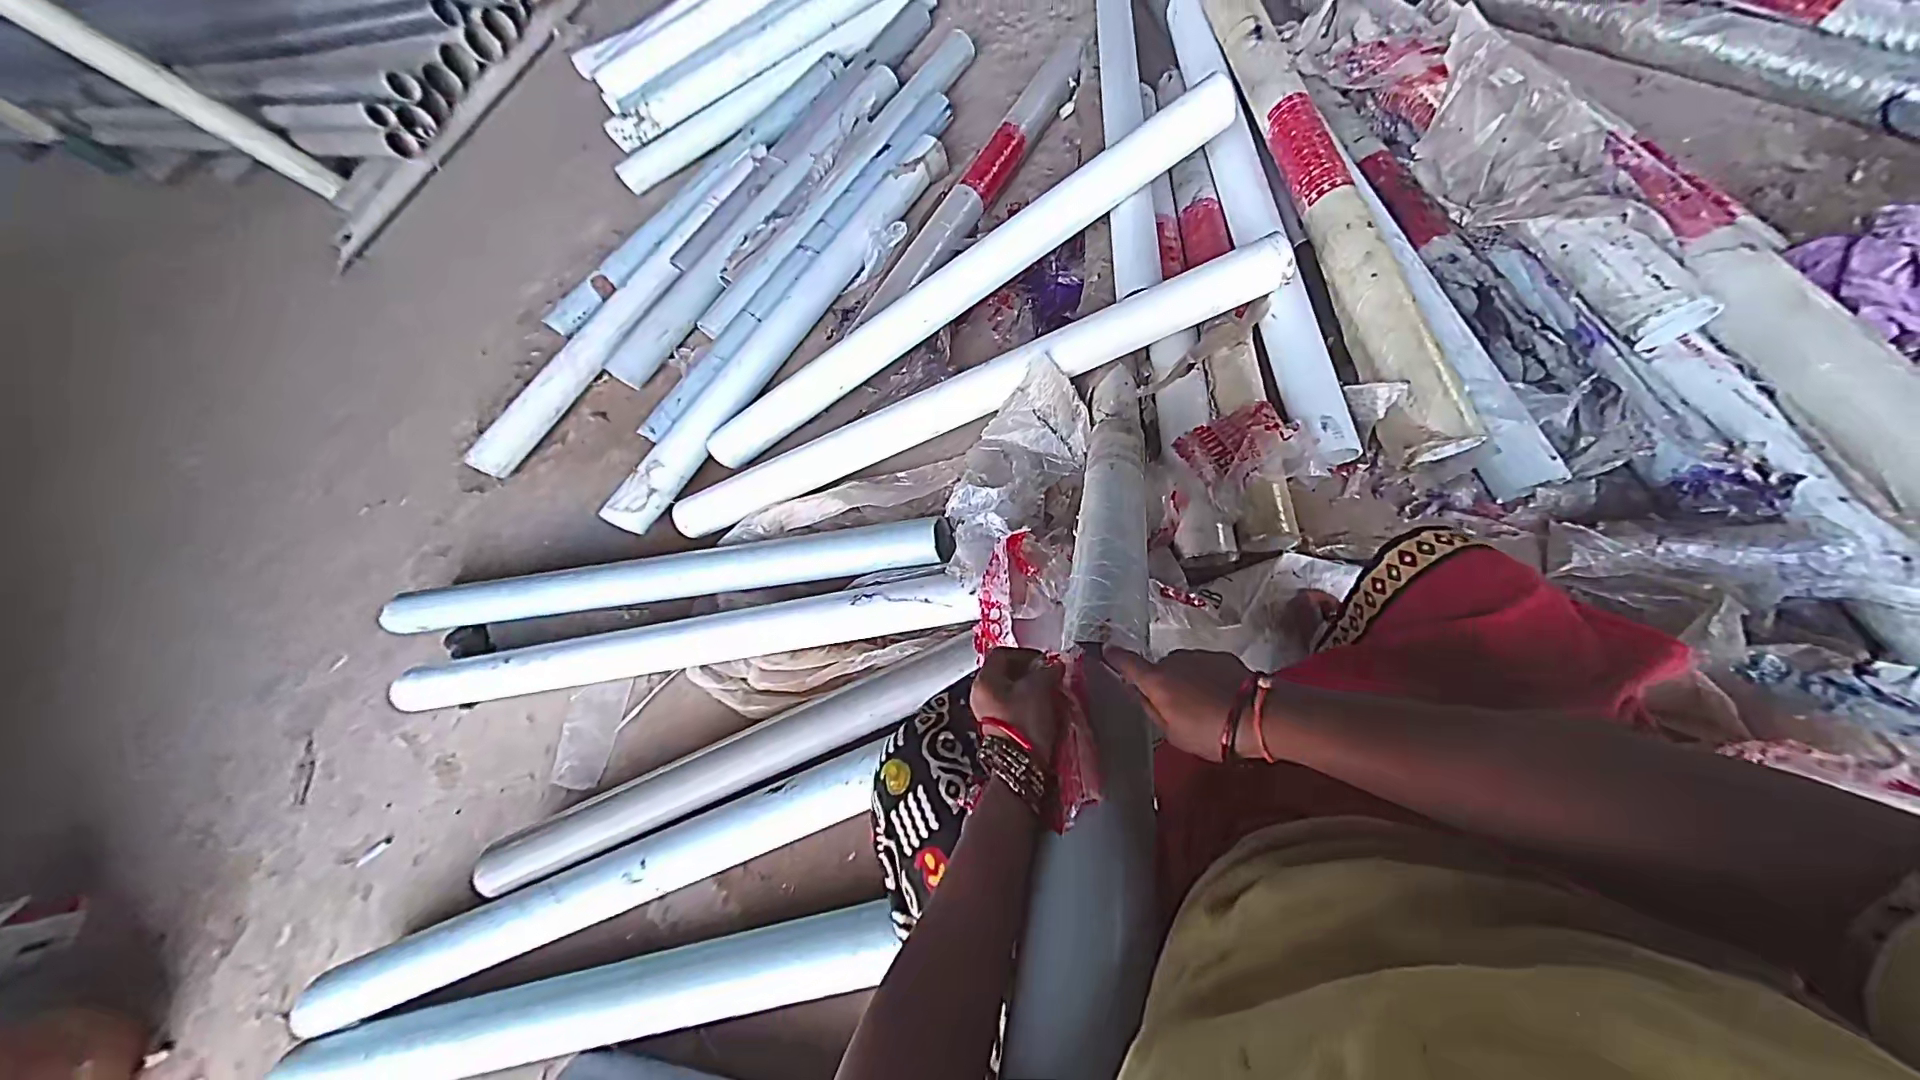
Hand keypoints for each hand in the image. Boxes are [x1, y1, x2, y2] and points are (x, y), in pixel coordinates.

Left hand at [970, 647, 1063, 758]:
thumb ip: (1047, 670)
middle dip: (1029, 671)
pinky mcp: (998, 727)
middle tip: (1048, 674)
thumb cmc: (1026, 722)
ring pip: (1010, 690)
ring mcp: (987, 712)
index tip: (1045, 660)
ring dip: (1030, 687)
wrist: (1021, 764)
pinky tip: (1043, 707)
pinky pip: (1012, 706)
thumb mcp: (1040, 688)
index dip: (1026, 653)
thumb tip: (1053, 666)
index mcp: (984, 680)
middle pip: (1005, 672)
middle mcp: (980, 694)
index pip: (1002, 654)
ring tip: (1049, 691)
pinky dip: (1027, 702)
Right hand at [1104, 647, 1252, 761]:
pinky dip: (1205, 678)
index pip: (1126, 662)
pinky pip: (1203, 666)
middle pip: (1158, 668)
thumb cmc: (1210, 732)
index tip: (1105, 651)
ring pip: (1182, 666)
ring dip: (1185, 680)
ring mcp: (1198, 655)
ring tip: (1201, 706)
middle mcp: (1173, 660)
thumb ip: (1152, 711)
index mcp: (1155, 681)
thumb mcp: (1173, 734)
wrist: (1260, 715)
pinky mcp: (1221, 656)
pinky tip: (1219, 698)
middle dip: (1161, 682)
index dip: (1114, 656)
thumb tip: (1138, 693)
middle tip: (1174, 707)